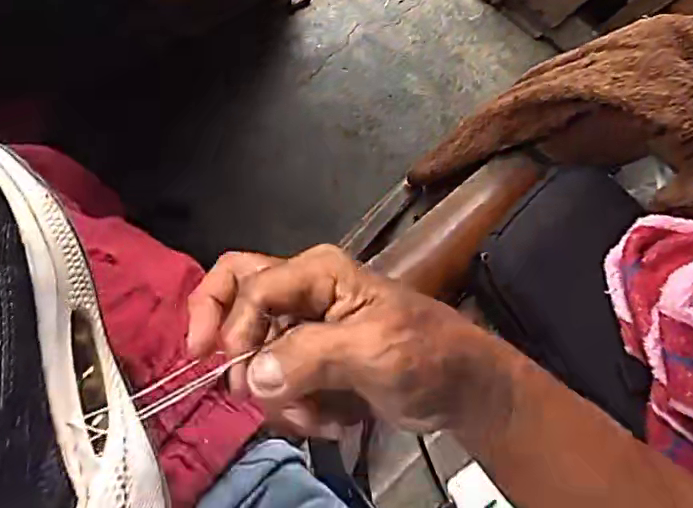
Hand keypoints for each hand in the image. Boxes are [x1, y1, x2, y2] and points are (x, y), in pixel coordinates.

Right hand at [185, 244, 508, 438]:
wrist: (457, 387)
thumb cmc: (422, 353)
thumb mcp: (371, 351)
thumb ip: (310, 356)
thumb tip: (252, 374)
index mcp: (317, 271)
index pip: (252, 284)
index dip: (235, 326)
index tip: (235, 371)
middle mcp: (302, 290)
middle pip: (237, 298)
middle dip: (237, 349)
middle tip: (246, 389)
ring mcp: (303, 326)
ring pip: (255, 353)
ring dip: (278, 394)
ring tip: (317, 415)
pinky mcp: (309, 360)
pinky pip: (276, 382)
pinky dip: (294, 408)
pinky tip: (328, 419)